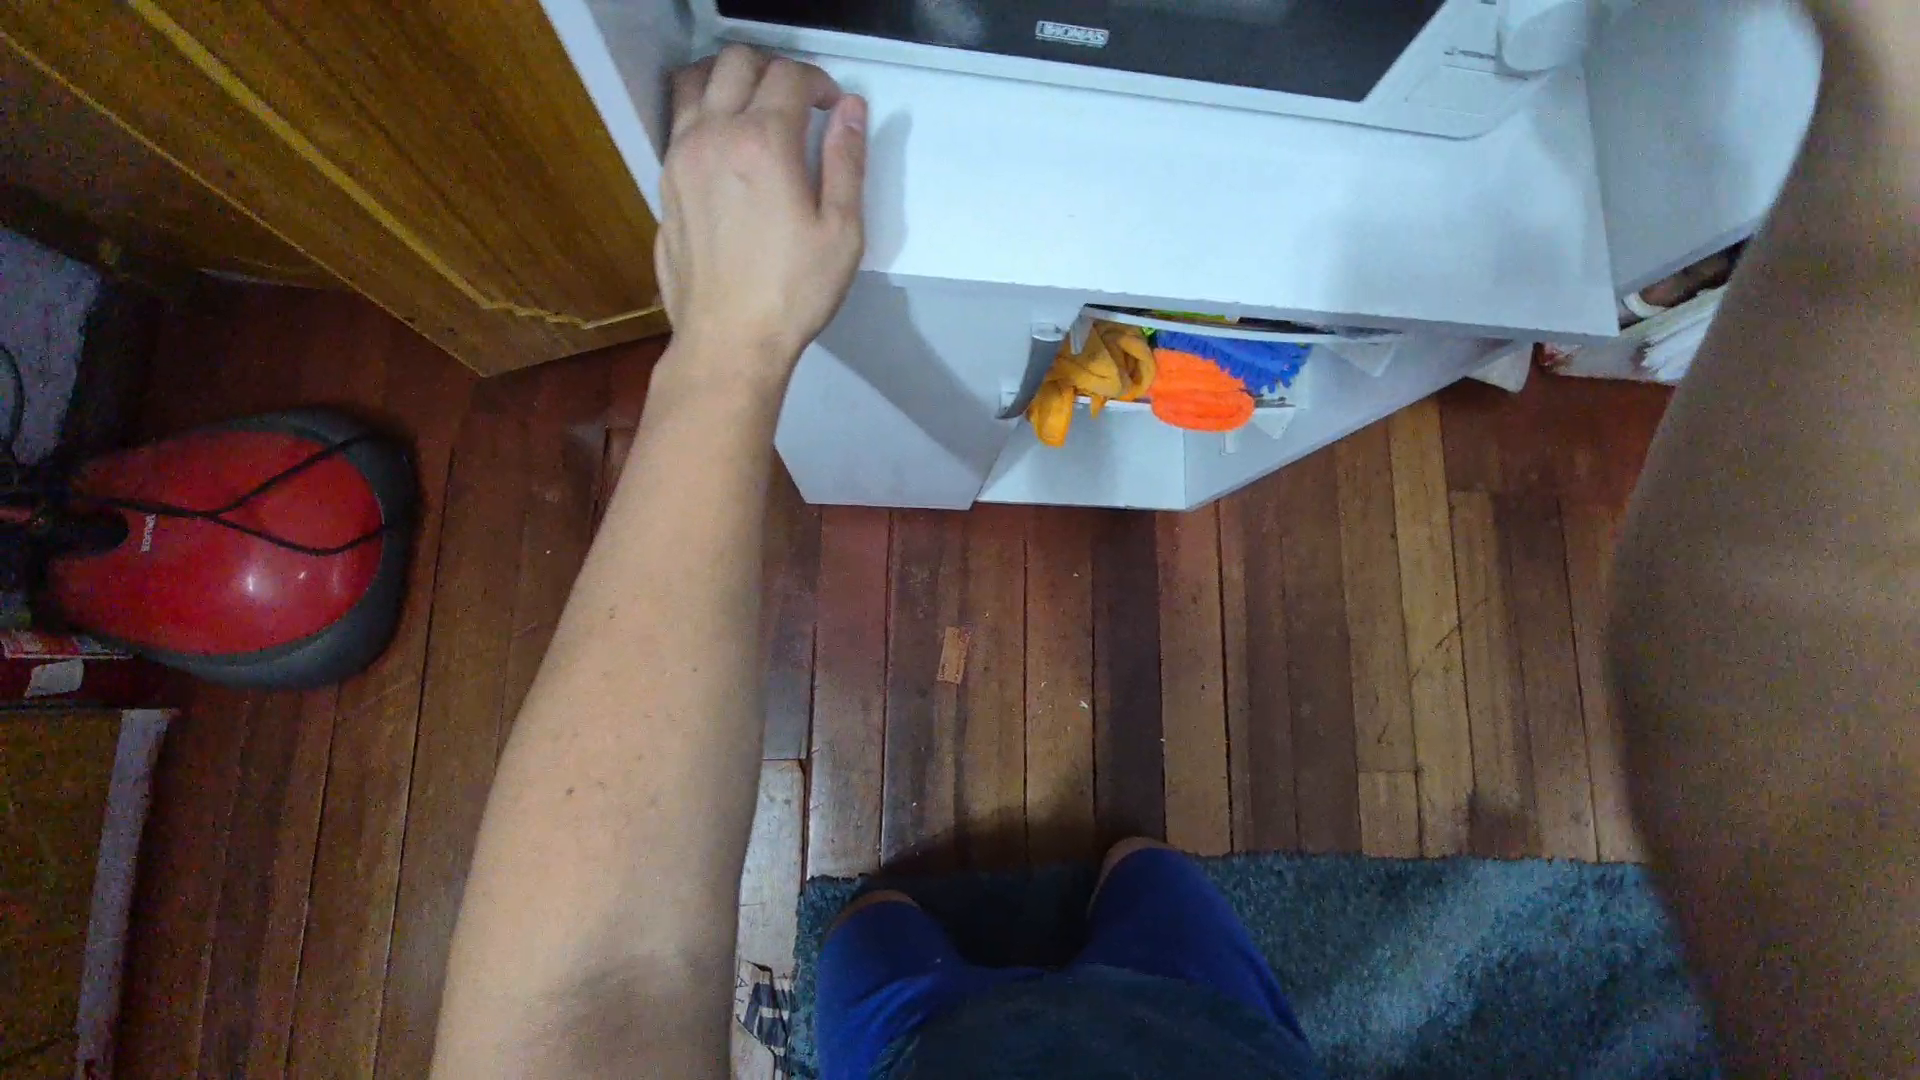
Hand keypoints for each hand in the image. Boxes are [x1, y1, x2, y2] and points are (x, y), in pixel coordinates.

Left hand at [656, 45, 867, 385]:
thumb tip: (851, 110)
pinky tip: (727, 145)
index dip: (818, 82)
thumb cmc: (793, 294)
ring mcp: (681, 158)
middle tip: (799, 101)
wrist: (729, 341)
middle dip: (774, 69)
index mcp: (763, 143)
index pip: (789, 77)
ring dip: (730, 79)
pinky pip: (680, 121)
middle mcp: (714, 136)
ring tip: (756, 107)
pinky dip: (706, 112)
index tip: (833, 107)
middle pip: (736, 63)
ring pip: (696, 82)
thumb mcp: (842, 233)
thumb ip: (847, 163)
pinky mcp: (665, 185)